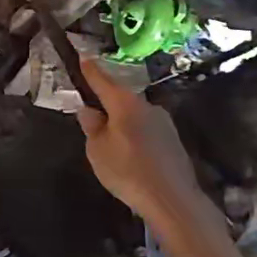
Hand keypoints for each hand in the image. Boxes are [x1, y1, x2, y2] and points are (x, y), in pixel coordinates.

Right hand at [75, 58, 201, 223]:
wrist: (171, 199)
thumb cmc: (127, 171)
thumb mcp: (97, 150)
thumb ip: (92, 127)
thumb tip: (90, 111)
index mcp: (124, 103)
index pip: (103, 80)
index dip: (91, 70)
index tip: (83, 57)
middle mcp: (147, 106)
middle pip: (120, 99)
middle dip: (106, 106)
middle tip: (92, 119)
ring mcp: (164, 122)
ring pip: (134, 116)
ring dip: (122, 125)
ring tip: (111, 147)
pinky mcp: (173, 140)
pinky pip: (146, 132)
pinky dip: (135, 138)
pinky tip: (131, 158)